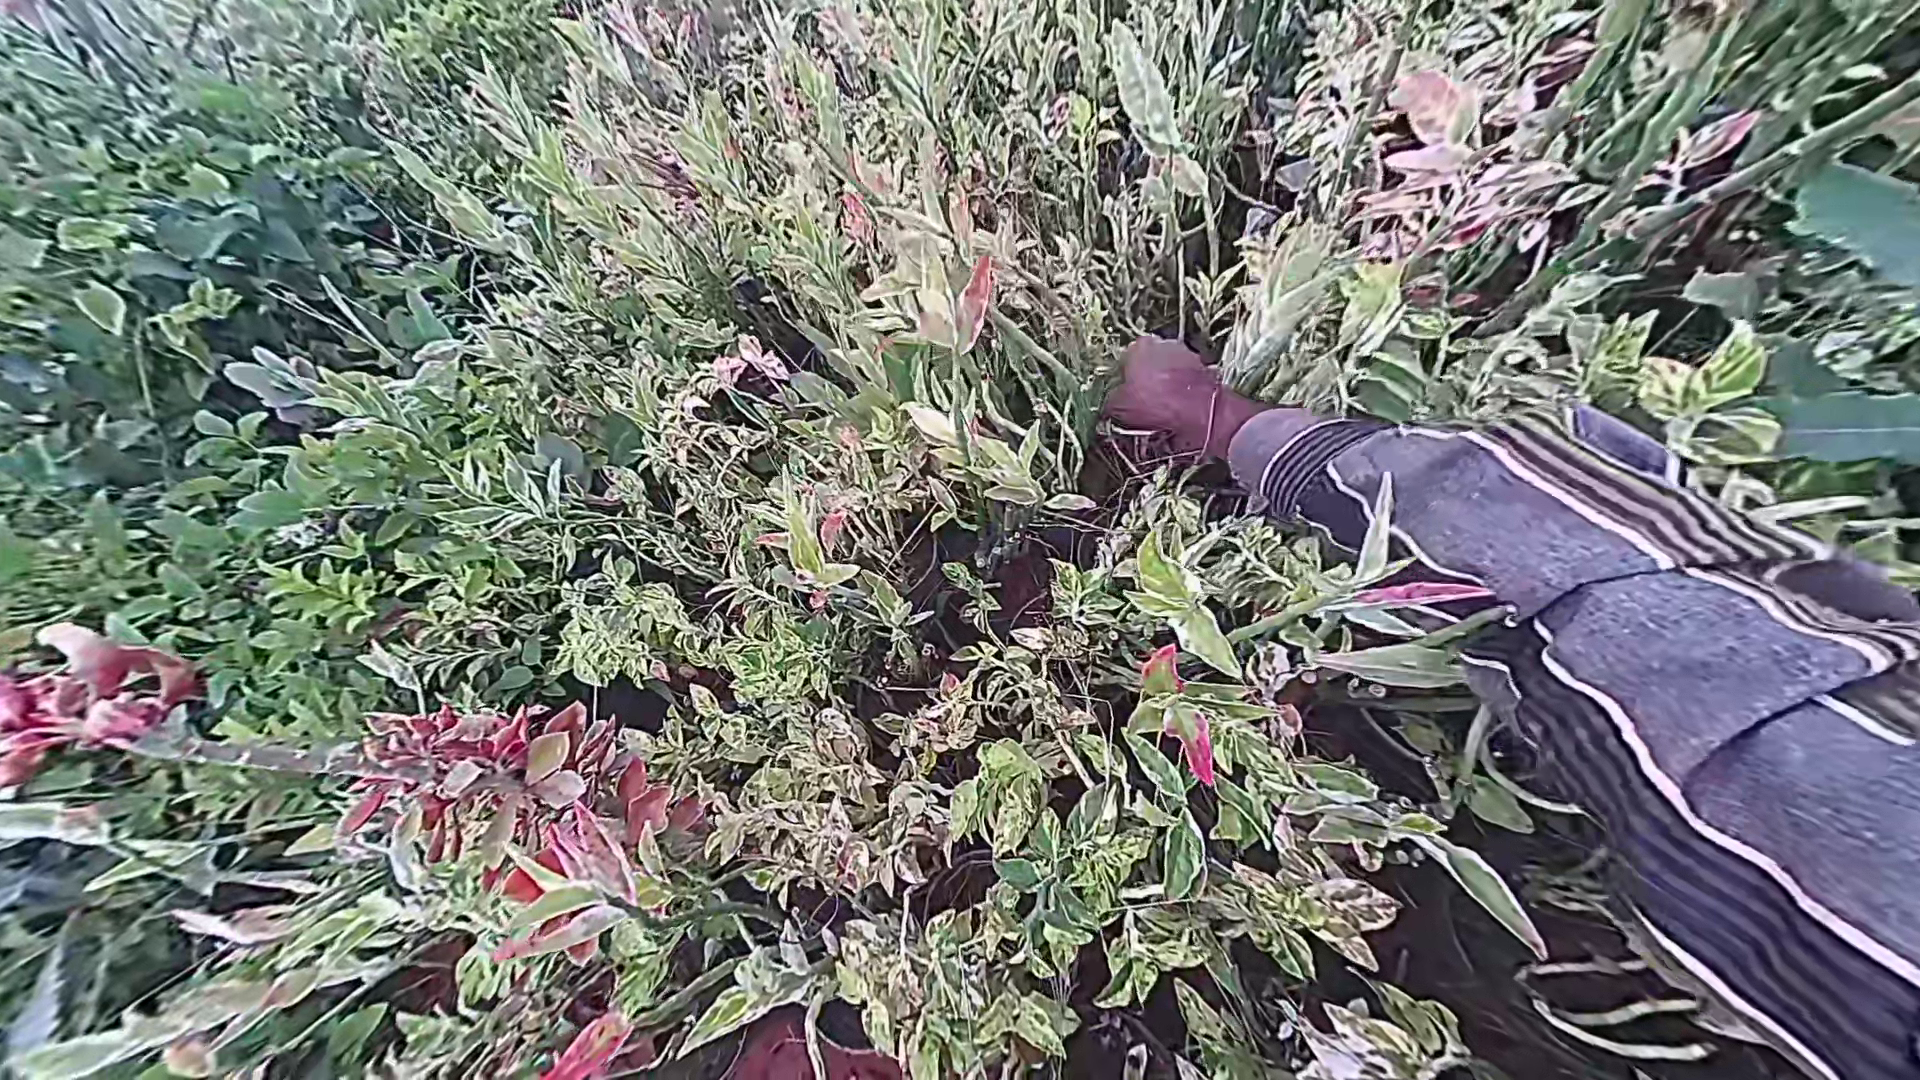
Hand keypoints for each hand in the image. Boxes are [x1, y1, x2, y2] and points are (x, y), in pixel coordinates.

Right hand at [1103, 336, 1266, 459]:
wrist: (1207, 416)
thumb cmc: (1157, 405)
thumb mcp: (1119, 408)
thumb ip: (1108, 402)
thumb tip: (1106, 406)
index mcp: (1138, 347)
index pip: (1119, 364)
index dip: (1117, 385)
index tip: (1117, 403)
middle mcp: (1163, 344)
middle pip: (1143, 367)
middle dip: (1139, 384)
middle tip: (1134, 409)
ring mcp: (1187, 355)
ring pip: (1164, 375)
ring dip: (1159, 391)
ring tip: (1155, 416)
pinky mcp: (1204, 371)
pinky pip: (1182, 385)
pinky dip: (1178, 396)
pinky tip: (1174, 414)